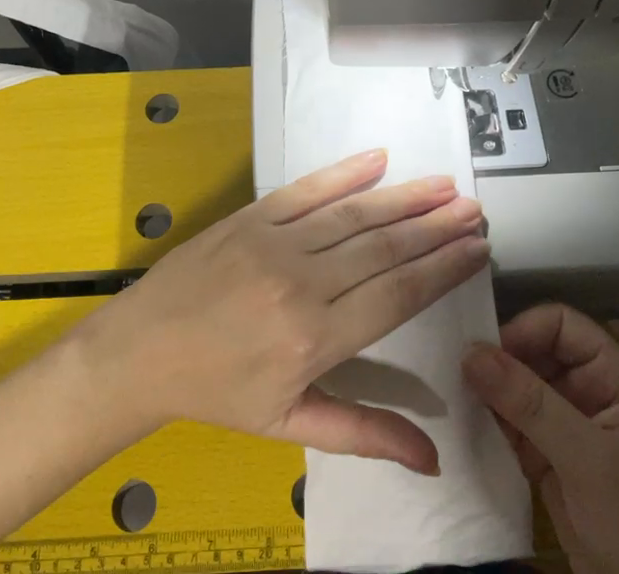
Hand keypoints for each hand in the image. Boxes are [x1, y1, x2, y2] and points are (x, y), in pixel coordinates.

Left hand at [72, 149, 488, 473]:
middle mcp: (302, 283)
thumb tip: (434, 459)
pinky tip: (379, 158)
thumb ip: (364, 434)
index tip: (478, 248)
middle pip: (385, 248)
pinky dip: (345, 173)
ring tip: (446, 185)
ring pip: (354, 214)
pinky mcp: (250, 218)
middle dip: (437, 227)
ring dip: (405, 198)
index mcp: (316, 338)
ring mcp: (274, 243)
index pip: (398, 294)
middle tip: (476, 209)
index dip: (443, 268)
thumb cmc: (217, 392)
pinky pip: (306, 190)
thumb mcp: (289, 424)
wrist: (140, 352)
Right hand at [462, 304, 618, 573]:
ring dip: (487, 395)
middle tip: (452, 376)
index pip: (563, 327)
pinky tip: (460, 428)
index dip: (523, 332)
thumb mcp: (591, 461)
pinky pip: (511, 428)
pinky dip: (488, 427)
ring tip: (448, 400)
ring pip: (517, 391)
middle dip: (497, 363)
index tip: (481, 354)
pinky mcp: (548, 461)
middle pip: (534, 354)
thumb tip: (472, 353)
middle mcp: (590, 394)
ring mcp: (567, 429)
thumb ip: (532, 405)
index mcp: (616, 378)